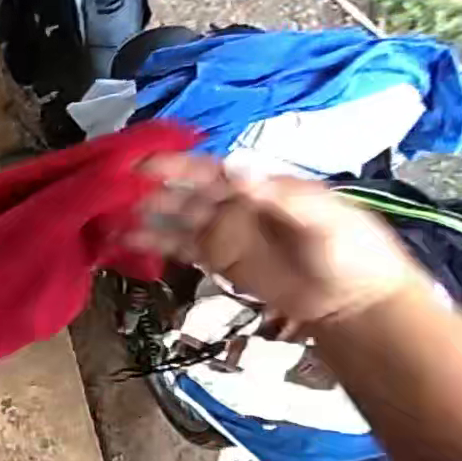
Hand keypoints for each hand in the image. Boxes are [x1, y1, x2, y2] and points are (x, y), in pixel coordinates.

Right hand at [131, 154, 426, 332]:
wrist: (351, 299)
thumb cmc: (347, 249)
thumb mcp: (323, 217)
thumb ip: (280, 194)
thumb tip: (234, 167)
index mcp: (257, 185)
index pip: (210, 170)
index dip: (177, 165)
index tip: (144, 161)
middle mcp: (233, 204)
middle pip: (185, 192)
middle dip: (151, 188)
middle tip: (115, 187)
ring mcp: (223, 232)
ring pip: (175, 218)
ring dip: (145, 215)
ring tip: (111, 216)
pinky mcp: (216, 260)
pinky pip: (179, 247)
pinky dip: (153, 243)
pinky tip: (127, 241)